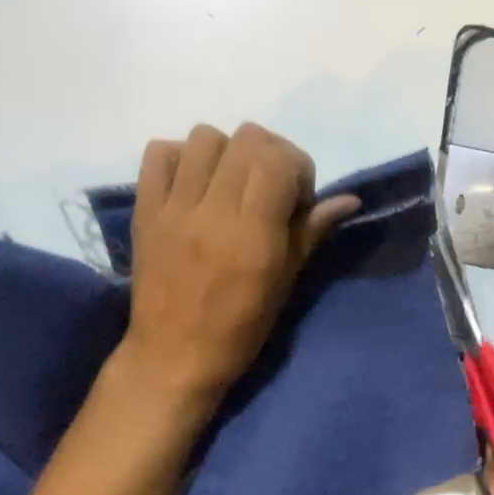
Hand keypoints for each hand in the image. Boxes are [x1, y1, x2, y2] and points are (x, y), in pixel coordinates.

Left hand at [121, 123, 360, 396]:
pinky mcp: (144, 209)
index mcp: (253, 236)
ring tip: (231, 185)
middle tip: (270, 189)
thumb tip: (349, 200)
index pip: (279, 159)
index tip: (298, 200)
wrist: (173, 357)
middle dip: (270, 155)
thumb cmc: (239, 331)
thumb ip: (311, 233)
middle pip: (247, 138)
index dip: (298, 168)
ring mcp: (173, 207)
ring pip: (205, 136)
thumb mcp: (284, 285)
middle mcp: (212, 212)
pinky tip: (194, 185)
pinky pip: (160, 152)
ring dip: (228, 152)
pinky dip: (182, 157)